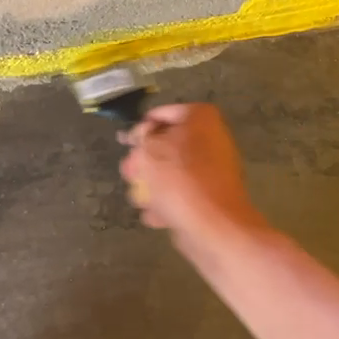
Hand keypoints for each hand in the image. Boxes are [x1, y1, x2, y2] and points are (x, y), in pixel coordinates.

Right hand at [119, 103, 265, 235]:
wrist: (212, 224)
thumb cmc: (180, 179)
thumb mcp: (149, 149)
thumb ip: (140, 137)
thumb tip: (140, 135)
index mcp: (200, 117)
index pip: (160, 114)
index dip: (139, 130)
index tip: (126, 146)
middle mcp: (209, 139)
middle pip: (164, 147)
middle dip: (144, 164)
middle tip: (130, 176)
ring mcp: (211, 170)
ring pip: (169, 174)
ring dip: (151, 188)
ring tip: (144, 201)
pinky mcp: (208, 197)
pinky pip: (180, 195)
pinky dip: (167, 205)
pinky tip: (157, 216)